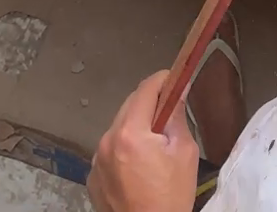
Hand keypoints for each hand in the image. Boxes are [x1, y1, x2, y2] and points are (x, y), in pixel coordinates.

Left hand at [89, 72, 197, 211]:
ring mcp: (96, 160)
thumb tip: (177, 90)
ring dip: (136, 124)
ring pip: (119, 125)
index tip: (174, 80)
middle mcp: (107, 141)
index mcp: (131, 133)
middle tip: (169, 113)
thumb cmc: (171, 196)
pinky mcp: (92, 176)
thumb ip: (177, 116)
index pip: (145, 89)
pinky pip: (110, 148)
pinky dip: (123, 146)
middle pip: (130, 104)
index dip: (162, 80)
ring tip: (153, 144)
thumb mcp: (184, 152)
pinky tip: (138, 164)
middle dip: (150, 103)